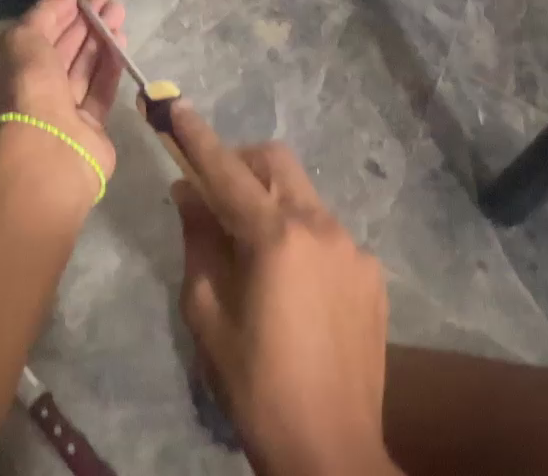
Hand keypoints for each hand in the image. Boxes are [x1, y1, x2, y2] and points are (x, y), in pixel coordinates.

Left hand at [0, 0, 127, 179]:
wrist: (52, 150)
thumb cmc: (28, 90)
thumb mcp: (22, 41)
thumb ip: (41, 16)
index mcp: (9, 78)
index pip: (36, 40)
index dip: (58, 16)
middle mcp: (34, 96)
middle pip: (62, 53)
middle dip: (84, 25)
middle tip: (108, 1)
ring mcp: (63, 114)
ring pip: (84, 69)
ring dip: (101, 40)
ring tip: (119, 13)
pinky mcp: (91, 129)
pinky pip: (101, 91)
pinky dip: (111, 66)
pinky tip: (122, 42)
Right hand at [171, 106, 395, 475]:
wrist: (331, 449)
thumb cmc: (254, 383)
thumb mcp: (207, 312)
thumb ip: (198, 240)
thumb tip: (188, 192)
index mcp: (276, 237)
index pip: (227, 170)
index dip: (196, 136)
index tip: (175, 106)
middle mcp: (322, 229)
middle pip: (277, 163)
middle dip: (241, 163)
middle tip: (213, 194)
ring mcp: (354, 251)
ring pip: (304, 197)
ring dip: (271, 201)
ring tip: (251, 249)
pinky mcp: (372, 276)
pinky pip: (327, 234)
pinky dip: (299, 236)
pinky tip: (290, 284)